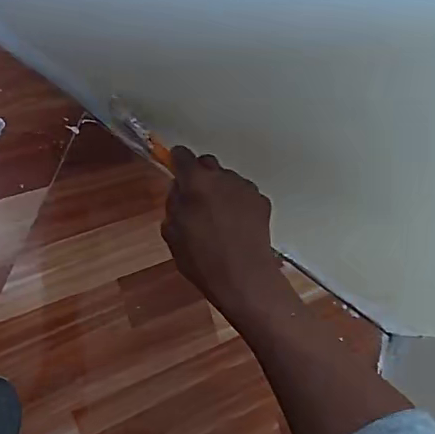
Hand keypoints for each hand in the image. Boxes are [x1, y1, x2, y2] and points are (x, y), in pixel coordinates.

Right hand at [161, 146, 296, 323]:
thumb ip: (174, 204)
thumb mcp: (172, 234)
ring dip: (218, 190)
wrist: (243, 277)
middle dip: (198, 175)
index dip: (176, 161)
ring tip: (215, 219)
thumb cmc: (201, 259)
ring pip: (226, 179)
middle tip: (193, 199)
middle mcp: (223, 178)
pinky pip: (242, 194)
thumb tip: (179, 190)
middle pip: (207, 163)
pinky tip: (233, 226)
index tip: (173, 168)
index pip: (182, 156)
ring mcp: (245, 188)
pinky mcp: (261, 201)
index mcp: (196, 183)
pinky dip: (236, 203)